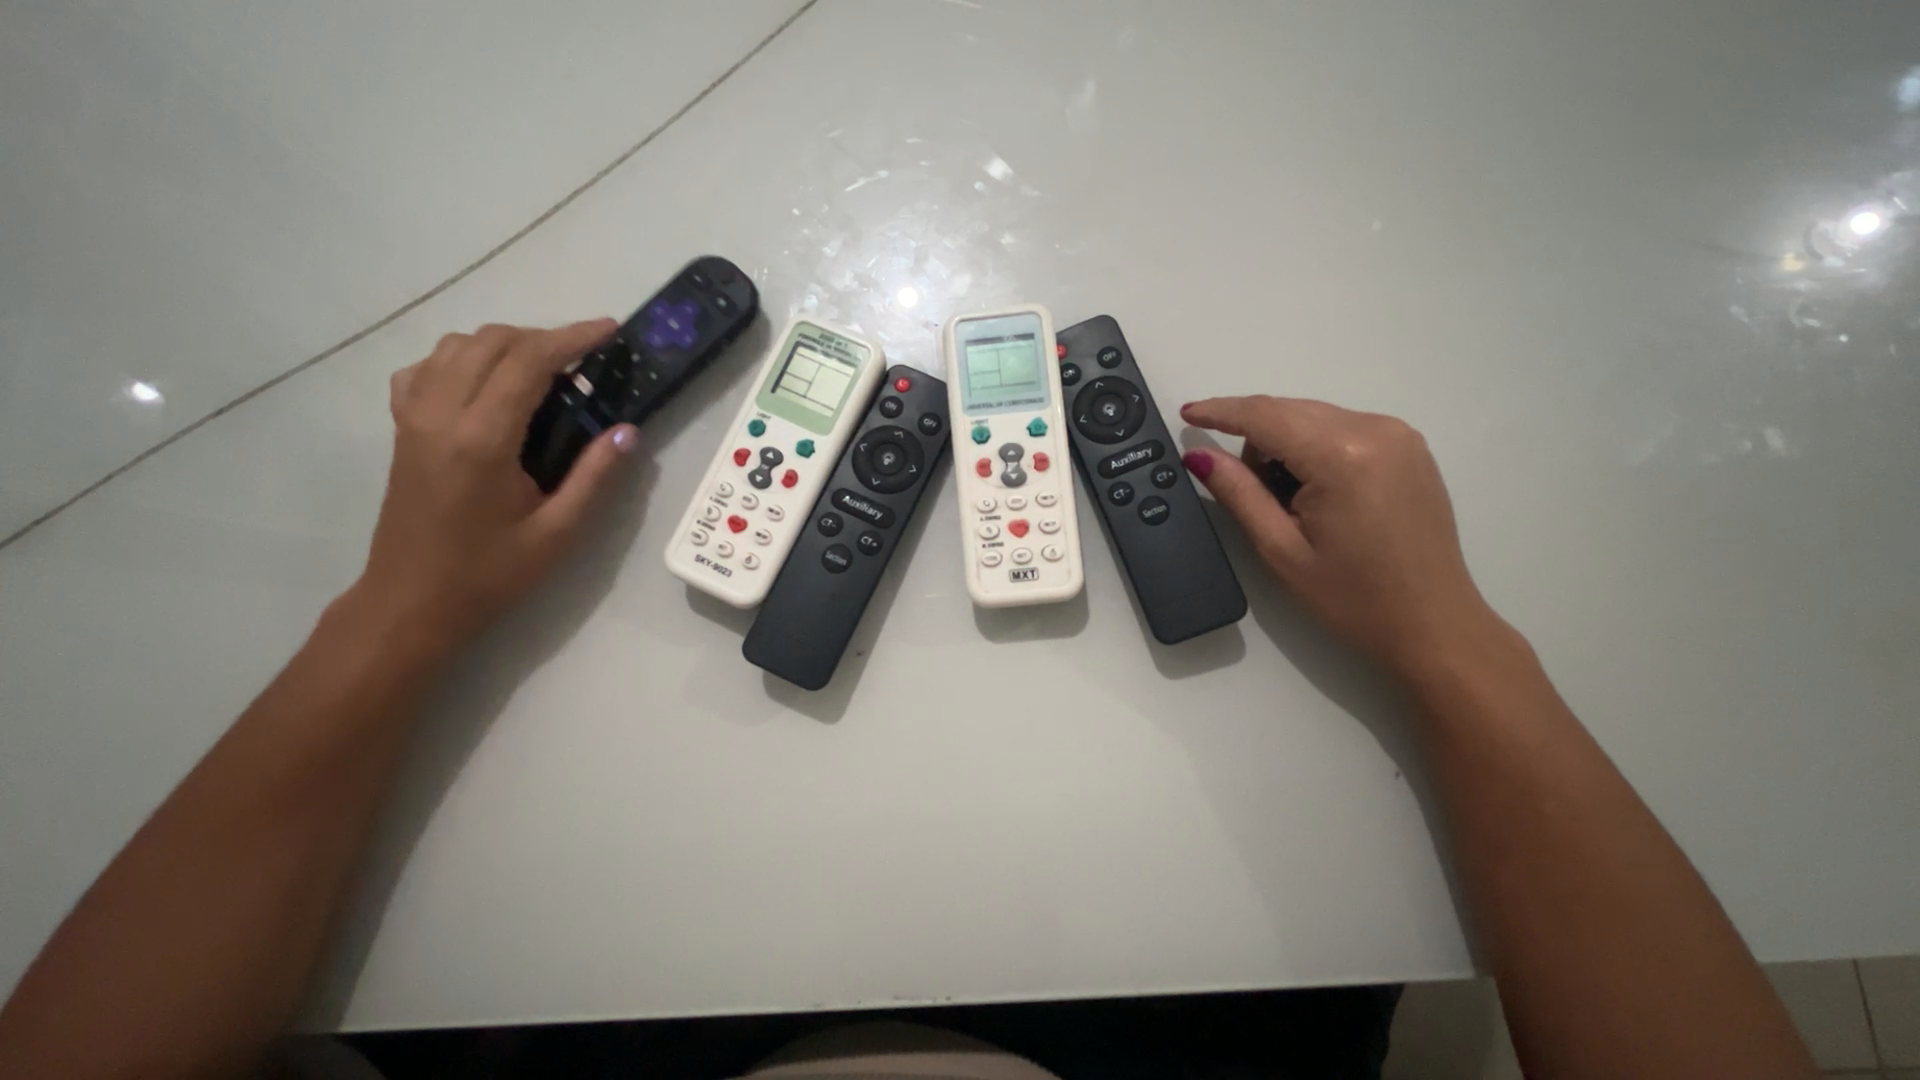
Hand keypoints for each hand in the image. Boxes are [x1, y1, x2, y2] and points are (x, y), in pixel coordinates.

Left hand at [354, 319, 637, 654]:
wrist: (411, 601)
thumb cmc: (489, 574)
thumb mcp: (557, 533)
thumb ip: (594, 476)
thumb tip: (628, 431)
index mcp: (482, 440)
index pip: (527, 362)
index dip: (572, 338)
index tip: (609, 330)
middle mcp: (441, 414)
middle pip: (491, 341)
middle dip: (544, 337)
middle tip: (585, 358)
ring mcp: (413, 417)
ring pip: (456, 345)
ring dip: (504, 343)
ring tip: (544, 368)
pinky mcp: (401, 427)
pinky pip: (427, 368)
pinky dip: (462, 358)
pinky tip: (487, 382)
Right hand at [1179, 396, 1493, 674]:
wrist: (1433, 623)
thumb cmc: (1353, 598)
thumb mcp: (1281, 549)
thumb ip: (1238, 493)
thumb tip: (1198, 454)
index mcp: (1342, 455)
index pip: (1266, 415)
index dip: (1221, 412)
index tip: (1187, 414)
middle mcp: (1375, 429)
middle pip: (1290, 410)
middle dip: (1256, 440)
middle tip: (1247, 490)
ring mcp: (1399, 435)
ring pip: (1315, 417)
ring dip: (1286, 445)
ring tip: (1290, 503)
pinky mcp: (1410, 447)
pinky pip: (1343, 428)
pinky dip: (1315, 448)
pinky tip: (1317, 493)